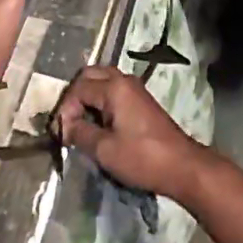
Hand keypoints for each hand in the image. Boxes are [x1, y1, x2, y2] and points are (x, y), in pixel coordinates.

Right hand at [54, 66, 215, 200]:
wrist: (182, 166)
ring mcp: (135, 88)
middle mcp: (123, 79)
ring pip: (102, 80)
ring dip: (88, 97)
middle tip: (67, 121)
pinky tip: (98, 123)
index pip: (79, 88)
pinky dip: (101, 100)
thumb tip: (65, 127)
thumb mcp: (105, 150)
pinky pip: (113, 90)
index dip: (65, 110)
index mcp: (113, 87)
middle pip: (90, 75)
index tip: (60, 134)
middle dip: (75, 96)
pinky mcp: (141, 100)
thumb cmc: (142, 157)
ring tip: (80, 122)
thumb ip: (81, 133)